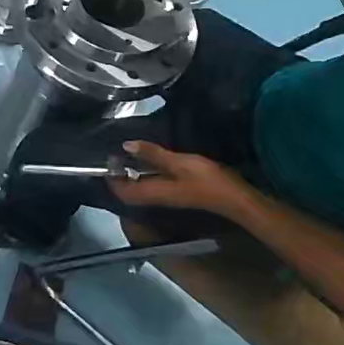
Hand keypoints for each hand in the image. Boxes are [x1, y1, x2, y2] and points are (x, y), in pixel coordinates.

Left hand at [107, 141, 253, 216]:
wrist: (235, 199)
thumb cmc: (207, 181)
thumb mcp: (179, 163)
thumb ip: (153, 154)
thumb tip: (125, 146)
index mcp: (153, 193)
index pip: (123, 192)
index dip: (111, 179)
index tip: (108, 159)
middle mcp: (156, 198)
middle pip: (130, 192)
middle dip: (121, 176)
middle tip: (117, 154)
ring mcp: (168, 197)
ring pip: (142, 188)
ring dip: (134, 175)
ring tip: (131, 153)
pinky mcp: (177, 193)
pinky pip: (154, 185)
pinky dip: (148, 174)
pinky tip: (153, 161)